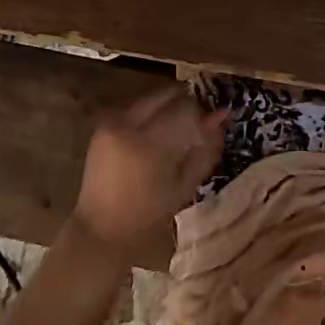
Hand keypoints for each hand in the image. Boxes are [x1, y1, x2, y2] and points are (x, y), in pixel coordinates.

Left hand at [70, 87, 227, 260]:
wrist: (102, 230)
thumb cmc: (149, 214)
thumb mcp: (185, 184)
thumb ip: (206, 147)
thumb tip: (222, 115)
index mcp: (148, 141)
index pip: (185, 108)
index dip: (202, 115)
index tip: (209, 129)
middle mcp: (127, 123)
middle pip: (166, 94)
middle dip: (185, 103)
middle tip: (195, 124)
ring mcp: (111, 122)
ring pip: (151, 97)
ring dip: (168, 106)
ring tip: (176, 131)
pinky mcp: (102, 126)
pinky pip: (135, 108)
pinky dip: (151, 113)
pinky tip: (156, 135)